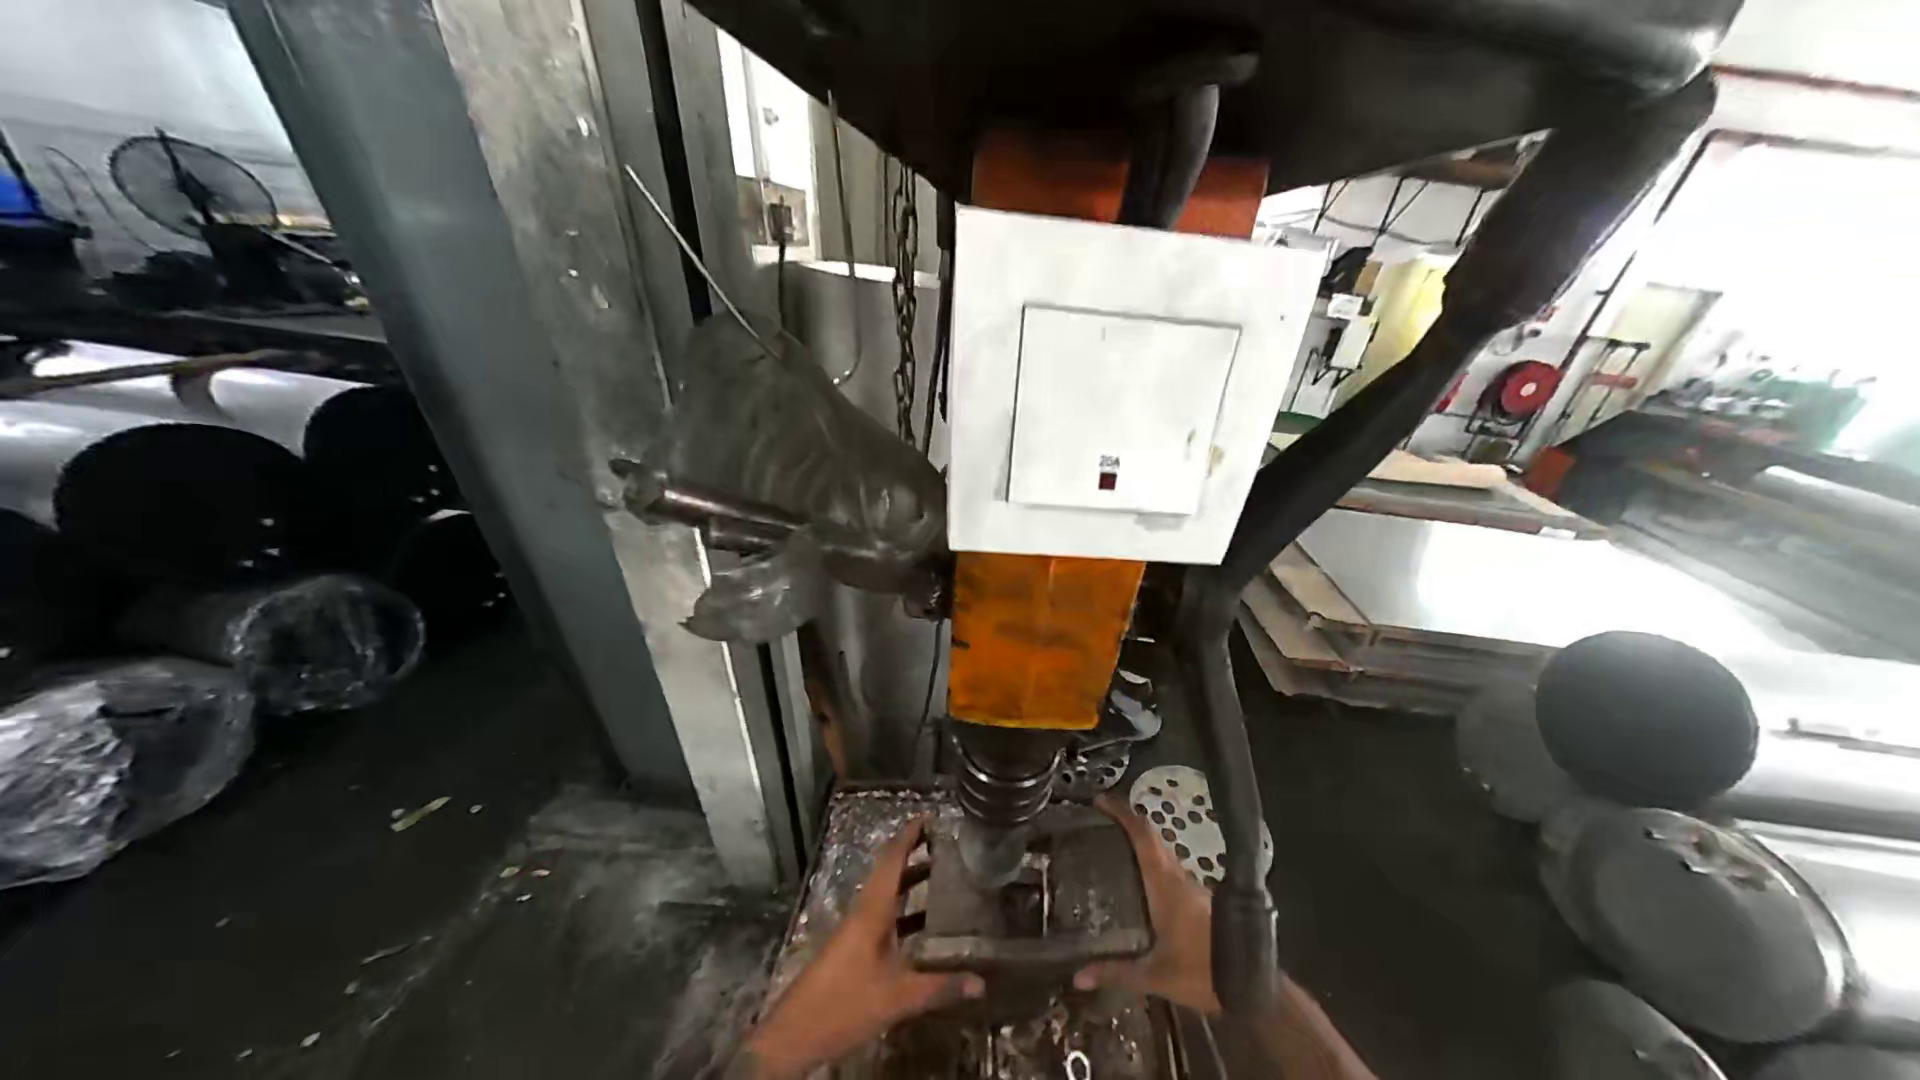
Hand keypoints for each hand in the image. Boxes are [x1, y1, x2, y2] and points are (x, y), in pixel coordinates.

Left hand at [744, 819, 984, 1078]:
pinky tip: (924, 924)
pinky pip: (883, 916)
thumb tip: (981, 982)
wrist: (794, 1034)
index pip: (891, 861)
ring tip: (941, 873)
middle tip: (942, 841)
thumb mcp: (896, 998)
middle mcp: (863, 913)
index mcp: (871, 911)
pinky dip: (904, 911)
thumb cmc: (844, 1004)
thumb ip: (938, 987)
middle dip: (913, 854)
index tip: (927, 817)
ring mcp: (856, 930)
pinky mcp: (854, 948)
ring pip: (886, 895)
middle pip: (889, 872)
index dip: (907, 836)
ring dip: (910, 882)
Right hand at [1072, 794, 1220, 1013]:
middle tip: (1099, 820)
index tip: (1101, 801)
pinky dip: (1151, 862)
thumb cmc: (1202, 973)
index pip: (1143, 837)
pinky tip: (1139, 880)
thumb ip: (1116, 972)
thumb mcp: (1154, 976)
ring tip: (1112, 845)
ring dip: (1140, 842)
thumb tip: (1078, 977)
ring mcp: (1192, 888)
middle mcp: (1179, 879)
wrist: (1251, 987)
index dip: (1122, 814)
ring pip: (1163, 853)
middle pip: (1152, 838)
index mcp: (1165, 886)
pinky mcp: (1199, 900)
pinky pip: (1170, 870)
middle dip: (1127, 822)